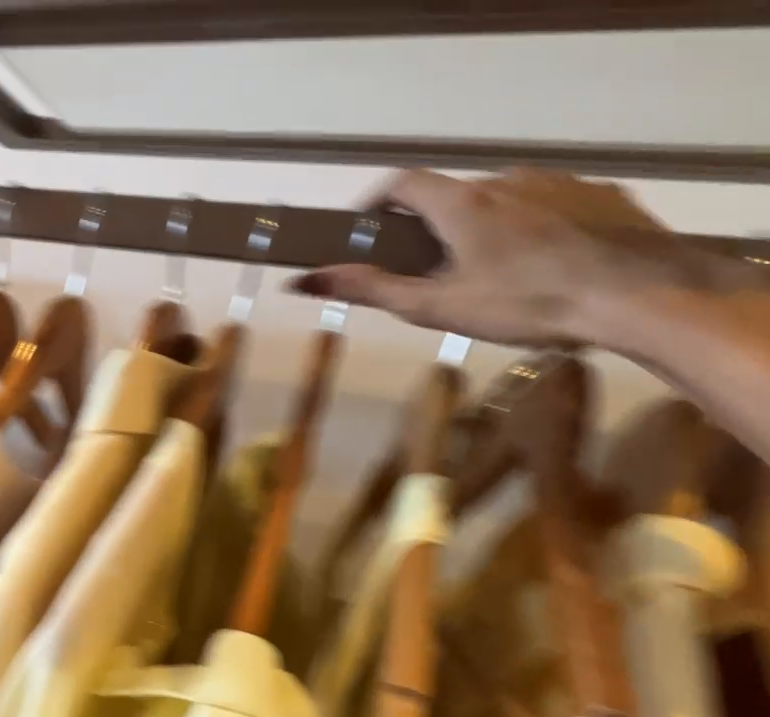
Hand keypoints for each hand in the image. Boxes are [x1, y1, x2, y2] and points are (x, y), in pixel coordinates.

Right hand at [286, 168, 750, 348]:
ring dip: (480, 227)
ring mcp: (558, 184)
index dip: (375, 203)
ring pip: (500, 201)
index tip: (362, 231)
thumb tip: (302, 279)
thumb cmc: (525, 303)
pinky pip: (548, 205)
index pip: (402, 183)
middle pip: (450, 196)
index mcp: (461, 204)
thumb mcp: (435, 305)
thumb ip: (369, 289)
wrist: (643, 295)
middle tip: (425, 272)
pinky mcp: (600, 196)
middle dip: (428, 228)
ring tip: (486, 273)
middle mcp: (505, 181)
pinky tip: (538, 265)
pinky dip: (528, 227)